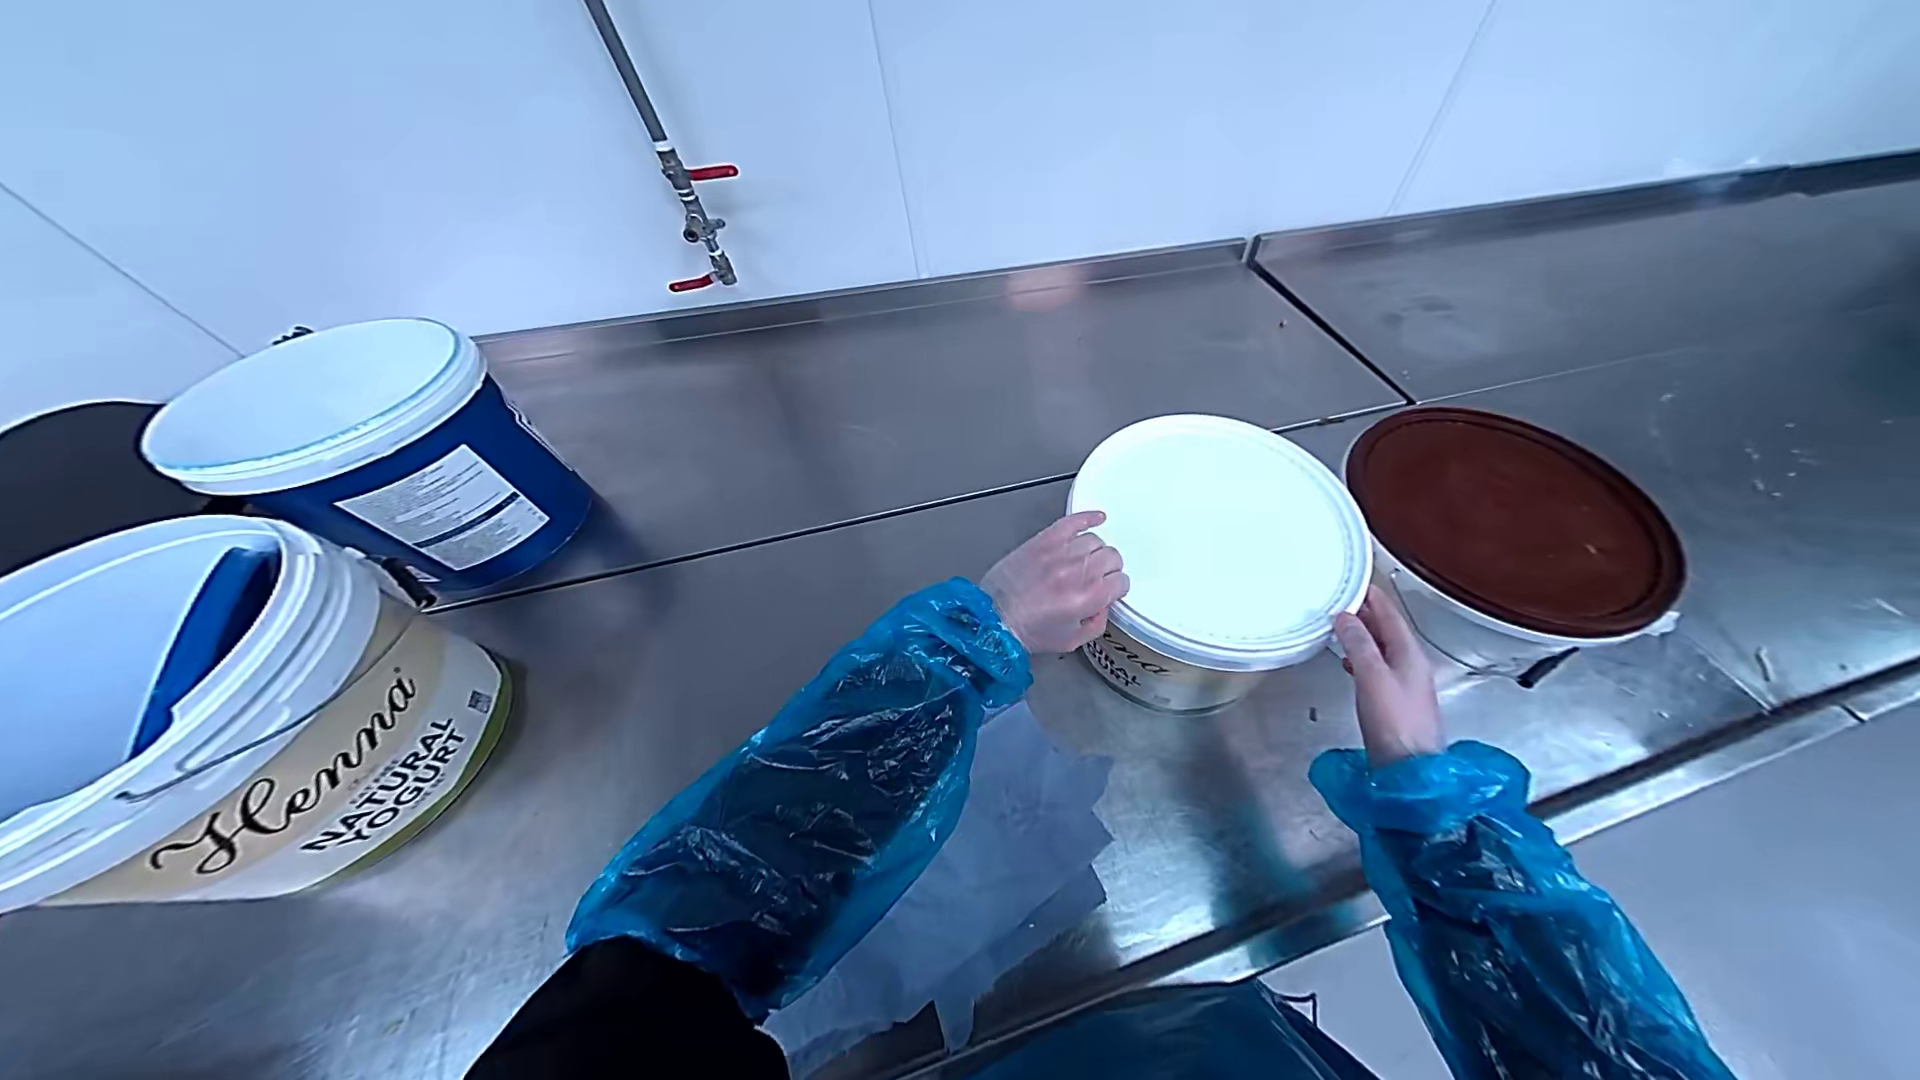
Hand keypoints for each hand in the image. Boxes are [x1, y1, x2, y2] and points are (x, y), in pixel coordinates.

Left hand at [981, 511, 1129, 654]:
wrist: (993, 618)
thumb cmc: (1026, 631)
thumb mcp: (1071, 641)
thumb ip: (1097, 624)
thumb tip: (1105, 605)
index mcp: (1087, 598)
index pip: (1120, 581)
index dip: (1117, 587)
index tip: (1110, 589)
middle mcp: (1076, 572)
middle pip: (1111, 557)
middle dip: (1109, 569)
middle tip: (1099, 576)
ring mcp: (1058, 553)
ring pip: (1094, 540)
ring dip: (1096, 550)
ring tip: (1086, 560)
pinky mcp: (1042, 541)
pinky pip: (1072, 522)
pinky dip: (1088, 518)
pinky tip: (1097, 519)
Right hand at [1334, 585, 1442, 766]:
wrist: (1410, 769)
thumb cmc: (1394, 722)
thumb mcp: (1372, 677)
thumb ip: (1358, 645)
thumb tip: (1346, 617)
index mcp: (1410, 655)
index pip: (1391, 616)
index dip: (1373, 597)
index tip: (1355, 581)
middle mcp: (1410, 665)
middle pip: (1388, 630)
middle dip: (1366, 612)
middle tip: (1341, 599)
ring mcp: (1403, 682)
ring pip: (1381, 647)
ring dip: (1362, 633)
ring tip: (1340, 624)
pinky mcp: (1392, 698)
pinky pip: (1376, 664)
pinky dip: (1360, 654)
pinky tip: (1347, 659)